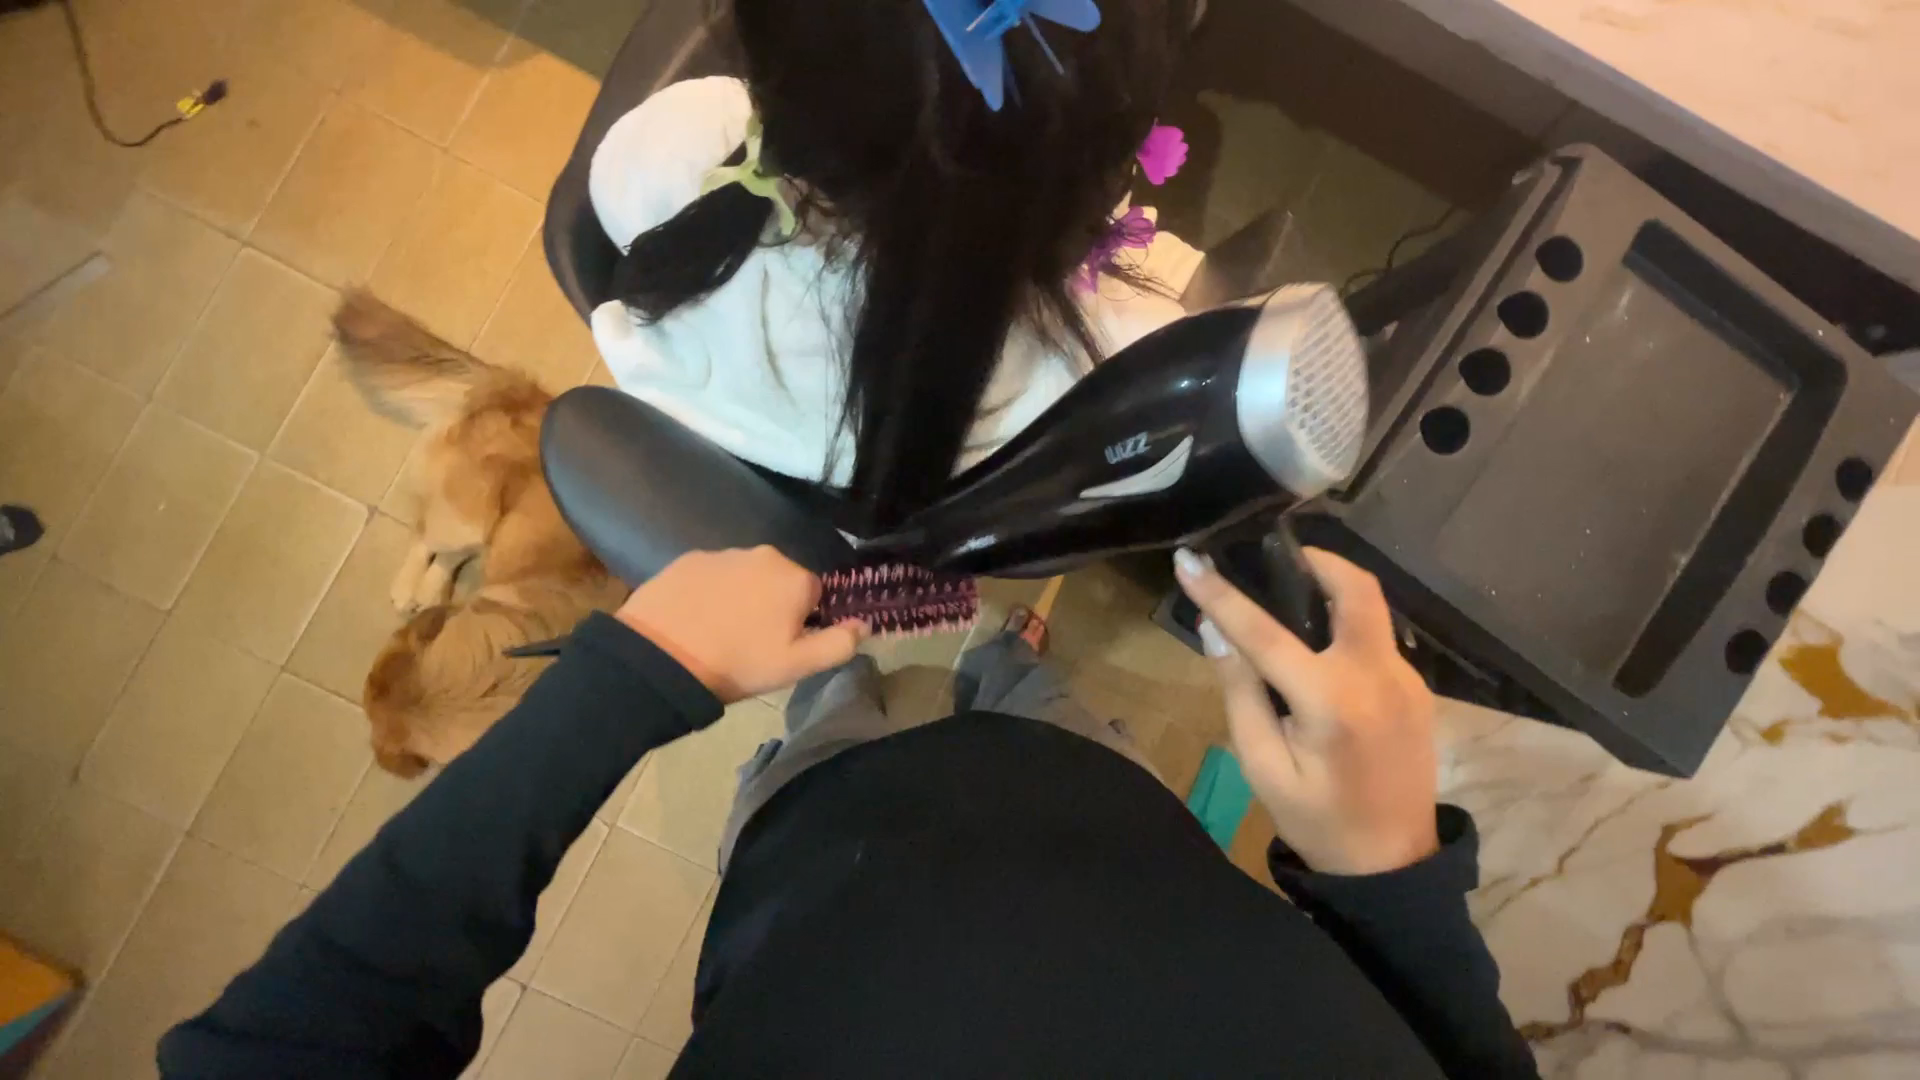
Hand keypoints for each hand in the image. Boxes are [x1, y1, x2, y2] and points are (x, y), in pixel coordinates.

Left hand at [615, 547, 867, 703]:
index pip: (814, 594)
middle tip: (751, 641)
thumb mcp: (796, 666)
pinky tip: (695, 620)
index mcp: (795, 578)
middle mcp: (763, 555)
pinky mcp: (687, 560)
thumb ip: (839, 643)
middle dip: (773, 604)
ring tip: (719, 632)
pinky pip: (711, 575)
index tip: (782, 644)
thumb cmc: (738, 663)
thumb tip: (864, 624)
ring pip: (745, 576)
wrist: (660, 658)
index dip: (803, 621)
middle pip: (780, 580)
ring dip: (741, 597)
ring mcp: (722, 554)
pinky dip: (710, 593)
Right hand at [1175, 546, 1437, 875]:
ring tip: (1288, 593)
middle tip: (1275, 556)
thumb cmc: (1315, 818)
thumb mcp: (1260, 764)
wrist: (1393, 867)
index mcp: (1332, 702)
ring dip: (1331, 589)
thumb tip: (1215, 631)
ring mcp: (1407, 681)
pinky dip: (1344, 625)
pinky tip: (1316, 647)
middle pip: (1356, 590)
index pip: (1265, 632)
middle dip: (1315, 560)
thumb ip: (1240, 692)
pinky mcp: (1417, 690)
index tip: (1189, 560)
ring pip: (1371, 610)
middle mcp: (1378, 678)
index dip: (1220, 594)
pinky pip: (1376, 639)